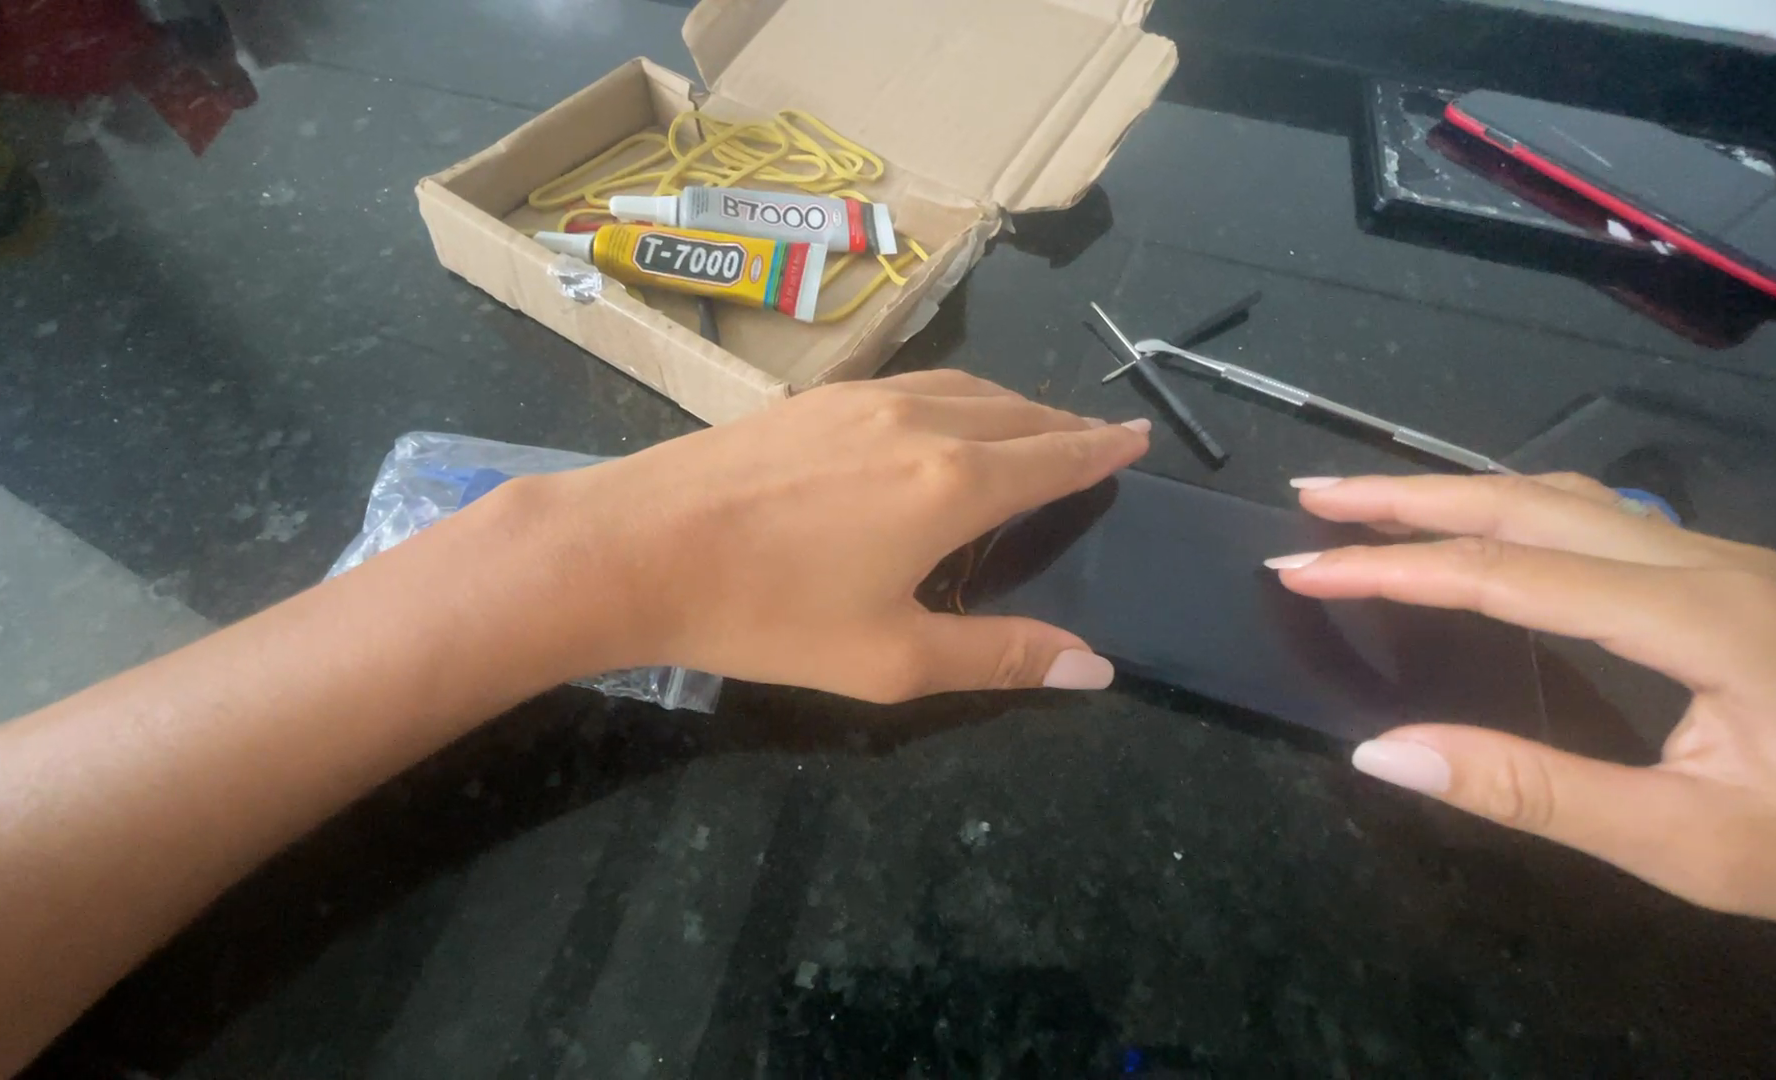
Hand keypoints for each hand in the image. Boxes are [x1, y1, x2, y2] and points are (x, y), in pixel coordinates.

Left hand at [491, 371, 1150, 701]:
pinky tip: (942, 419)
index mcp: (952, 485)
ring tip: (1033, 427)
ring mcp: (862, 399)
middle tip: (1094, 440)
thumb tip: (1095, 668)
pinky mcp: (816, 397)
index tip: (1138, 437)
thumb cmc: (767, 613)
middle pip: (1017, 413)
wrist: (638, 547)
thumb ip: (998, 657)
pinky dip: (956, 398)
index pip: (1053, 457)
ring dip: (1012, 407)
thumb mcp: (890, 658)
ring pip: (966, 390)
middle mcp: (920, 422)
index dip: (1101, 449)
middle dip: (1064, 426)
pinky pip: (914, 385)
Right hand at [1271, 473, 1775, 921]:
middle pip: (1520, 503)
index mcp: (1701, 620)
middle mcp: (1704, 564)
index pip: (1500, 575)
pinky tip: (1465, 523)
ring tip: (1362, 501)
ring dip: (1444, 491)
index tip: (1299, 573)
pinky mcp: (1719, 573)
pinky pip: (1584, 513)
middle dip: (1399, 496)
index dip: (1387, 569)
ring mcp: (1717, 560)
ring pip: (1554, 496)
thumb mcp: (1698, 847)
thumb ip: (1534, 794)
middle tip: (1307, 497)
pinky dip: (1495, 506)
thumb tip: (1380, 752)